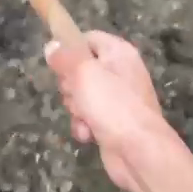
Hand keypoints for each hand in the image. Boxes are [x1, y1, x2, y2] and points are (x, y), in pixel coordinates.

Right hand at [45, 31, 171, 191]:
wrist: (141, 153)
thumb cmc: (114, 106)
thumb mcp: (84, 74)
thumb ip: (65, 57)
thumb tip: (51, 45)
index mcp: (118, 52)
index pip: (87, 38)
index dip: (70, 50)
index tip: (58, 64)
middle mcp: (120, 72)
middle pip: (80, 69)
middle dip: (70, 86)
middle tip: (76, 94)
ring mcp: (117, 99)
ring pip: (81, 95)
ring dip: (76, 109)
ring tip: (85, 117)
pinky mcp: (113, 122)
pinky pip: (88, 116)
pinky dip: (84, 125)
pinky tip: (87, 134)